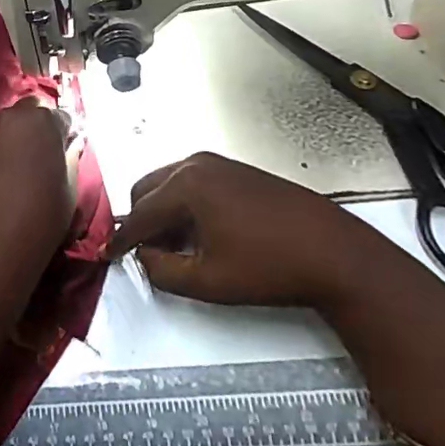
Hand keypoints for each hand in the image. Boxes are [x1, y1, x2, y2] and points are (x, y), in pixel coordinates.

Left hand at [0, 98, 75, 280]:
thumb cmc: (44, 212)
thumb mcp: (70, 185)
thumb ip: (71, 156)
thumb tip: (72, 143)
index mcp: (44, 120)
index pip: (62, 115)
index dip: (67, 132)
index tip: (69, 148)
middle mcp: (15, 116)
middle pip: (33, 109)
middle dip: (42, 124)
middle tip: (49, 151)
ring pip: (13, 121)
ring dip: (23, 132)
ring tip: (29, 160)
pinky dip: (7, 145)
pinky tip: (11, 168)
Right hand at [108, 152, 388, 307]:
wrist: (337, 254)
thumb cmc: (270, 267)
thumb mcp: (209, 281)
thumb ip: (163, 271)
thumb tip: (146, 257)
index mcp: (186, 185)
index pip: (140, 213)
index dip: (121, 238)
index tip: (107, 254)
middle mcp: (196, 164)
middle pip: (148, 189)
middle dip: (141, 220)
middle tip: (146, 252)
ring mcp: (219, 163)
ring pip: (170, 183)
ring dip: (163, 211)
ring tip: (175, 245)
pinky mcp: (238, 170)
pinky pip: (193, 182)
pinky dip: (184, 204)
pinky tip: (202, 232)